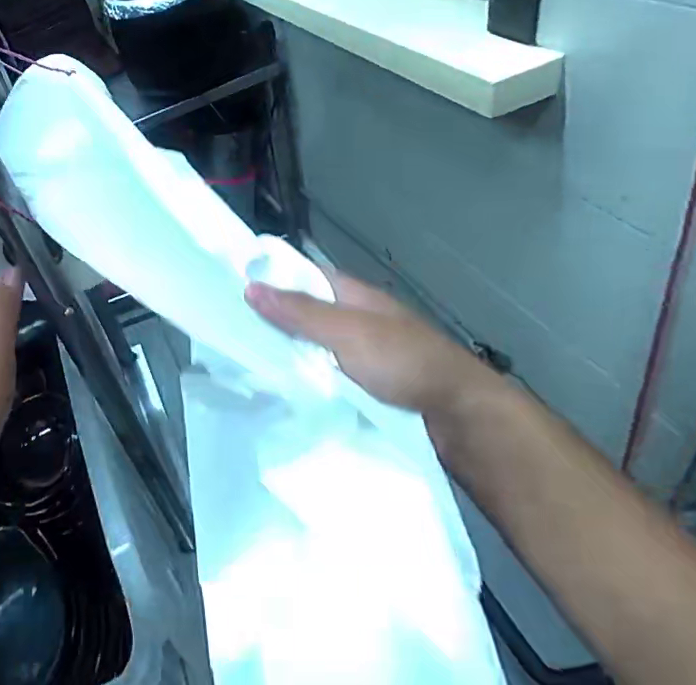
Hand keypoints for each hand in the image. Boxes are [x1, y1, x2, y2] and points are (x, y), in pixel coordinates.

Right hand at [244, 274, 495, 418]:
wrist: (464, 419)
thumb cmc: (405, 363)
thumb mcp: (347, 332)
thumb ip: (299, 312)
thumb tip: (249, 287)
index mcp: (354, 296)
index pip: (304, 276)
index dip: (272, 278)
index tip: (233, 288)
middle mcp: (357, 319)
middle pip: (306, 312)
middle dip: (274, 320)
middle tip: (232, 330)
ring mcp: (364, 353)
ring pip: (314, 345)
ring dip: (289, 351)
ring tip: (246, 359)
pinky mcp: (366, 385)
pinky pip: (324, 372)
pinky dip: (305, 376)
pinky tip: (283, 385)